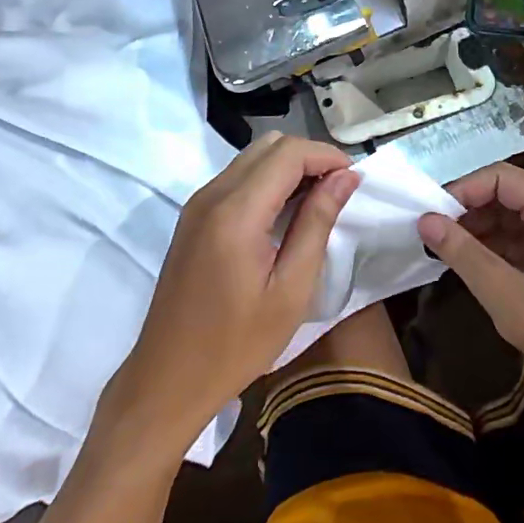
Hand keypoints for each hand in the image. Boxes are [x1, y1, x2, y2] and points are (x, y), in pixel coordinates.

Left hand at [111, 133, 358, 441]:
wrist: (168, 377)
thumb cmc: (237, 344)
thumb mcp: (291, 289)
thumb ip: (317, 223)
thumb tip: (346, 177)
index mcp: (236, 212)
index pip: (288, 153)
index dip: (327, 156)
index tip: (355, 179)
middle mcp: (212, 194)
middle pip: (268, 145)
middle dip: (309, 156)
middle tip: (339, 189)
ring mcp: (197, 202)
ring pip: (251, 156)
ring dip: (288, 166)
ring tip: (318, 200)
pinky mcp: (193, 215)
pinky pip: (236, 177)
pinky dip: (267, 180)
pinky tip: (285, 212)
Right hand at [417, 164, 523, 413]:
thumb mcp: (511, 301)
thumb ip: (465, 256)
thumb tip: (425, 220)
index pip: (501, 178)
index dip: (463, 190)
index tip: (431, 216)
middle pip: (507, 193)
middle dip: (469, 210)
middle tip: (434, 235)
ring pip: (513, 216)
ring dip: (480, 230)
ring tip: (447, 252)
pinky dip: (497, 248)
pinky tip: (474, 267)